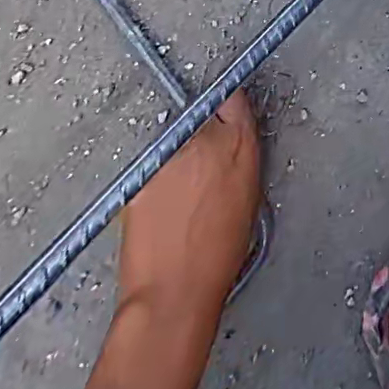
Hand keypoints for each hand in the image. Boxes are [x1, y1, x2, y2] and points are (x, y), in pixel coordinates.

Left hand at [116, 89, 261, 316]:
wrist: (173, 290)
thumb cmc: (216, 256)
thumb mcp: (248, 199)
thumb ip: (239, 157)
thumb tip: (231, 141)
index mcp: (238, 145)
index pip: (232, 98)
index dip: (226, 105)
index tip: (222, 110)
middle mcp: (203, 139)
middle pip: (200, 115)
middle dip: (200, 134)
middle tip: (198, 167)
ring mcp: (169, 150)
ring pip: (173, 139)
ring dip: (175, 155)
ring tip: (177, 197)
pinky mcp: (141, 167)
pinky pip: (151, 161)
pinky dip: (154, 176)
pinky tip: (160, 207)